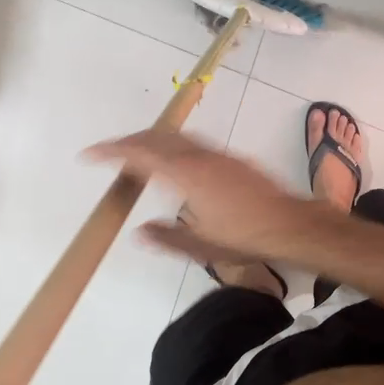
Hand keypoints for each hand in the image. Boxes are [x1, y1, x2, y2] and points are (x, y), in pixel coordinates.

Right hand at [86, 130, 332, 264]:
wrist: (293, 227)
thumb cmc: (248, 239)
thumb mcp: (203, 246)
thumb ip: (168, 238)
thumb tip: (140, 232)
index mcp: (187, 175)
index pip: (141, 153)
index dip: (112, 152)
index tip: (90, 155)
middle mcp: (202, 157)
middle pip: (157, 138)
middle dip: (130, 143)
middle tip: (110, 154)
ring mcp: (221, 156)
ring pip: (179, 139)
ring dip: (154, 143)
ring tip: (139, 157)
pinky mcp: (236, 161)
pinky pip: (196, 144)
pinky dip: (176, 148)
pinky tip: (178, 165)